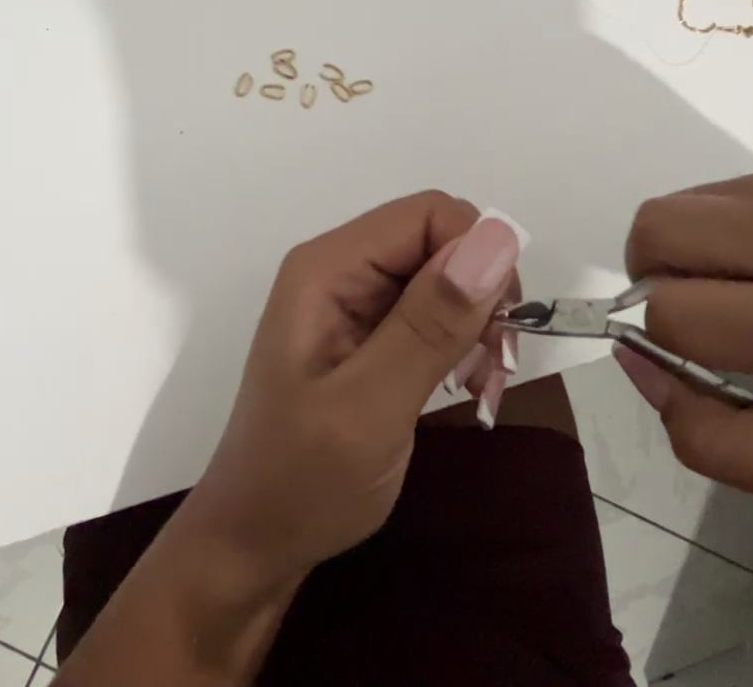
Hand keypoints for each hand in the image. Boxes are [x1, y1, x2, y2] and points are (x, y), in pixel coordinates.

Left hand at [174, 192, 521, 582]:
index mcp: (326, 269)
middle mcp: (338, 271)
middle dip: (480, 295)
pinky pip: (431, 313)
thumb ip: (428, 325)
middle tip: (490, 367)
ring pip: (443, 278)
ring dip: (475, 324)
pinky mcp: (367, 336)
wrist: (257, 537)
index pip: (428, 214)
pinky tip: (464, 385)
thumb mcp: (368, 407)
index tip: (495, 329)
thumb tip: (496, 240)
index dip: (476, 258)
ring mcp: (351, 303)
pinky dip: (460, 344)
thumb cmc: (301, 480)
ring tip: (477, 384)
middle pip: (438, 242)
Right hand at [614, 162, 752, 519]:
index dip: (663, 341)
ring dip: (677, 253)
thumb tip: (631, 352)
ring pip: (677, 205)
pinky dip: (714, 231)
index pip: (679, 312)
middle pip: (661, 230)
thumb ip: (704, 436)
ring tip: (729, 290)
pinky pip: (717, 192)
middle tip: (691, 315)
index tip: (696, 361)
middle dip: (650, 278)